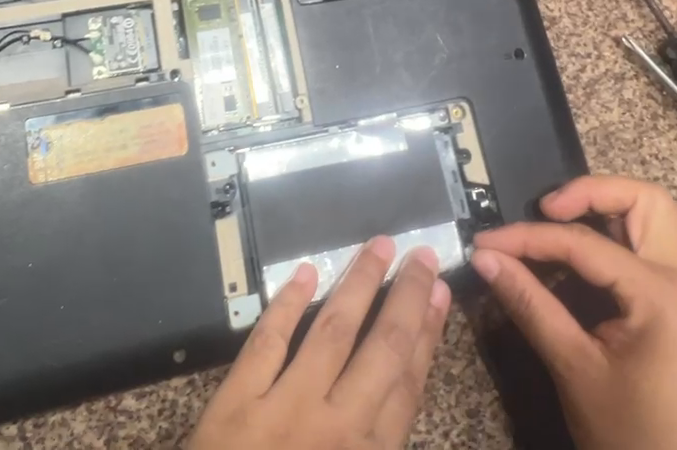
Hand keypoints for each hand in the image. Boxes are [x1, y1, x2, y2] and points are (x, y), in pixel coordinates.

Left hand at [187, 236, 451, 449]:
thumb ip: (380, 441)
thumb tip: (402, 396)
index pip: (407, 384)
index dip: (428, 336)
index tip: (440, 294)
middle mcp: (334, 426)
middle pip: (381, 348)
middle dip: (405, 297)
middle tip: (421, 253)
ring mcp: (284, 408)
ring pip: (332, 331)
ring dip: (357, 285)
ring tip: (379, 246)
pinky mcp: (236, 402)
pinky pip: (266, 342)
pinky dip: (286, 305)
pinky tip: (304, 272)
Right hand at [471, 176, 676, 449]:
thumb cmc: (635, 438)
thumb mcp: (575, 370)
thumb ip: (530, 305)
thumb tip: (486, 258)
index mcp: (662, 295)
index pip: (583, 242)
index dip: (528, 238)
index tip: (486, 242)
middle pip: (646, 200)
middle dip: (591, 193)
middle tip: (547, 211)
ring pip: (668, 216)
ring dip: (621, 206)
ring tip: (575, 223)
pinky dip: (639, 232)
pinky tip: (607, 255)